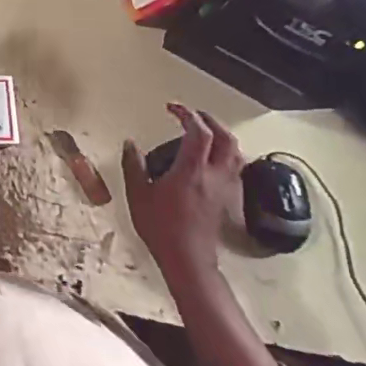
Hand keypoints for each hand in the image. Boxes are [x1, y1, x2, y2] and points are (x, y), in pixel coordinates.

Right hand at [122, 104, 244, 278]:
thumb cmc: (159, 226)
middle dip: (209, 120)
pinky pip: (234, 166)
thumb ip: (134, 165)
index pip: (199, 133)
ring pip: (235, 152)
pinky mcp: (228, 197)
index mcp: (191, 171)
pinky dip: (225, 152)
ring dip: (222, 135)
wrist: (187, 258)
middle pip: (225, 138)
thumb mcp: (137, 194)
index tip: (172, 108)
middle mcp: (214, 175)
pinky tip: (211, 157)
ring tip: (204, 131)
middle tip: (191, 114)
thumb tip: (130, 143)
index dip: (187, 115)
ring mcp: (225, 187)